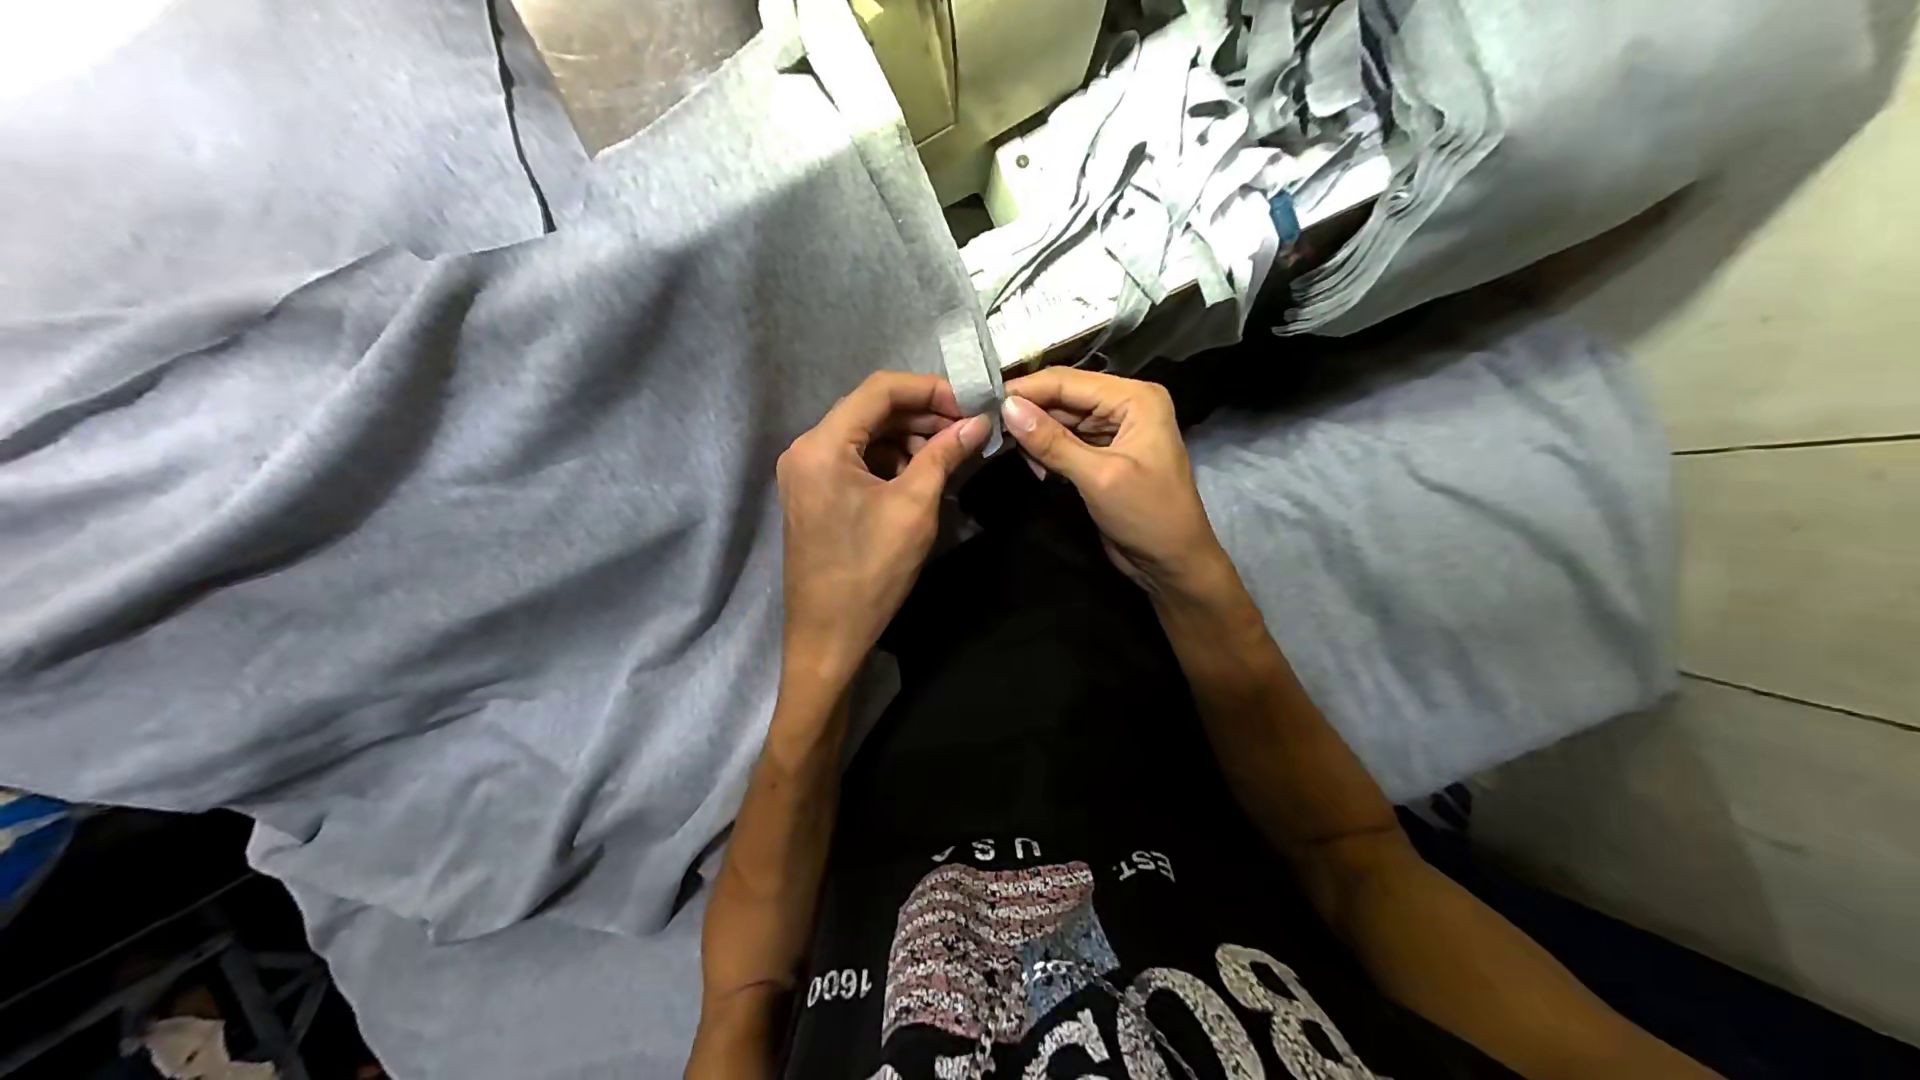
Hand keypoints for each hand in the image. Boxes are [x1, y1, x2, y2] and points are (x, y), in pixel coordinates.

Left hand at [778, 372, 989, 686]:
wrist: (827, 636)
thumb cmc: (870, 573)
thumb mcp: (915, 508)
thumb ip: (944, 455)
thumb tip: (979, 422)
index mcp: (822, 445)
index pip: (879, 389)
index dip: (930, 389)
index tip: (970, 404)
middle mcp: (806, 448)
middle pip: (871, 410)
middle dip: (922, 415)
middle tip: (966, 431)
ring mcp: (806, 471)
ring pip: (865, 435)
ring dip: (908, 438)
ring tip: (948, 456)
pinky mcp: (813, 492)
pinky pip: (855, 460)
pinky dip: (889, 461)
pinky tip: (920, 475)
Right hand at [1000, 368, 1228, 598]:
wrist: (1173, 563)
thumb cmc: (1147, 515)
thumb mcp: (1098, 476)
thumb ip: (1052, 441)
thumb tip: (1007, 408)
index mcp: (1135, 398)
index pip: (1069, 381)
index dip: (1026, 388)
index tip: (984, 398)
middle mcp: (1125, 405)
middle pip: (1063, 396)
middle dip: (1027, 412)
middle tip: (987, 426)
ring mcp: (1114, 429)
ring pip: (1060, 419)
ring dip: (1035, 435)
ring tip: (1008, 451)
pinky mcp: (1103, 453)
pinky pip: (1066, 441)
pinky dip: (1046, 452)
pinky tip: (1034, 467)